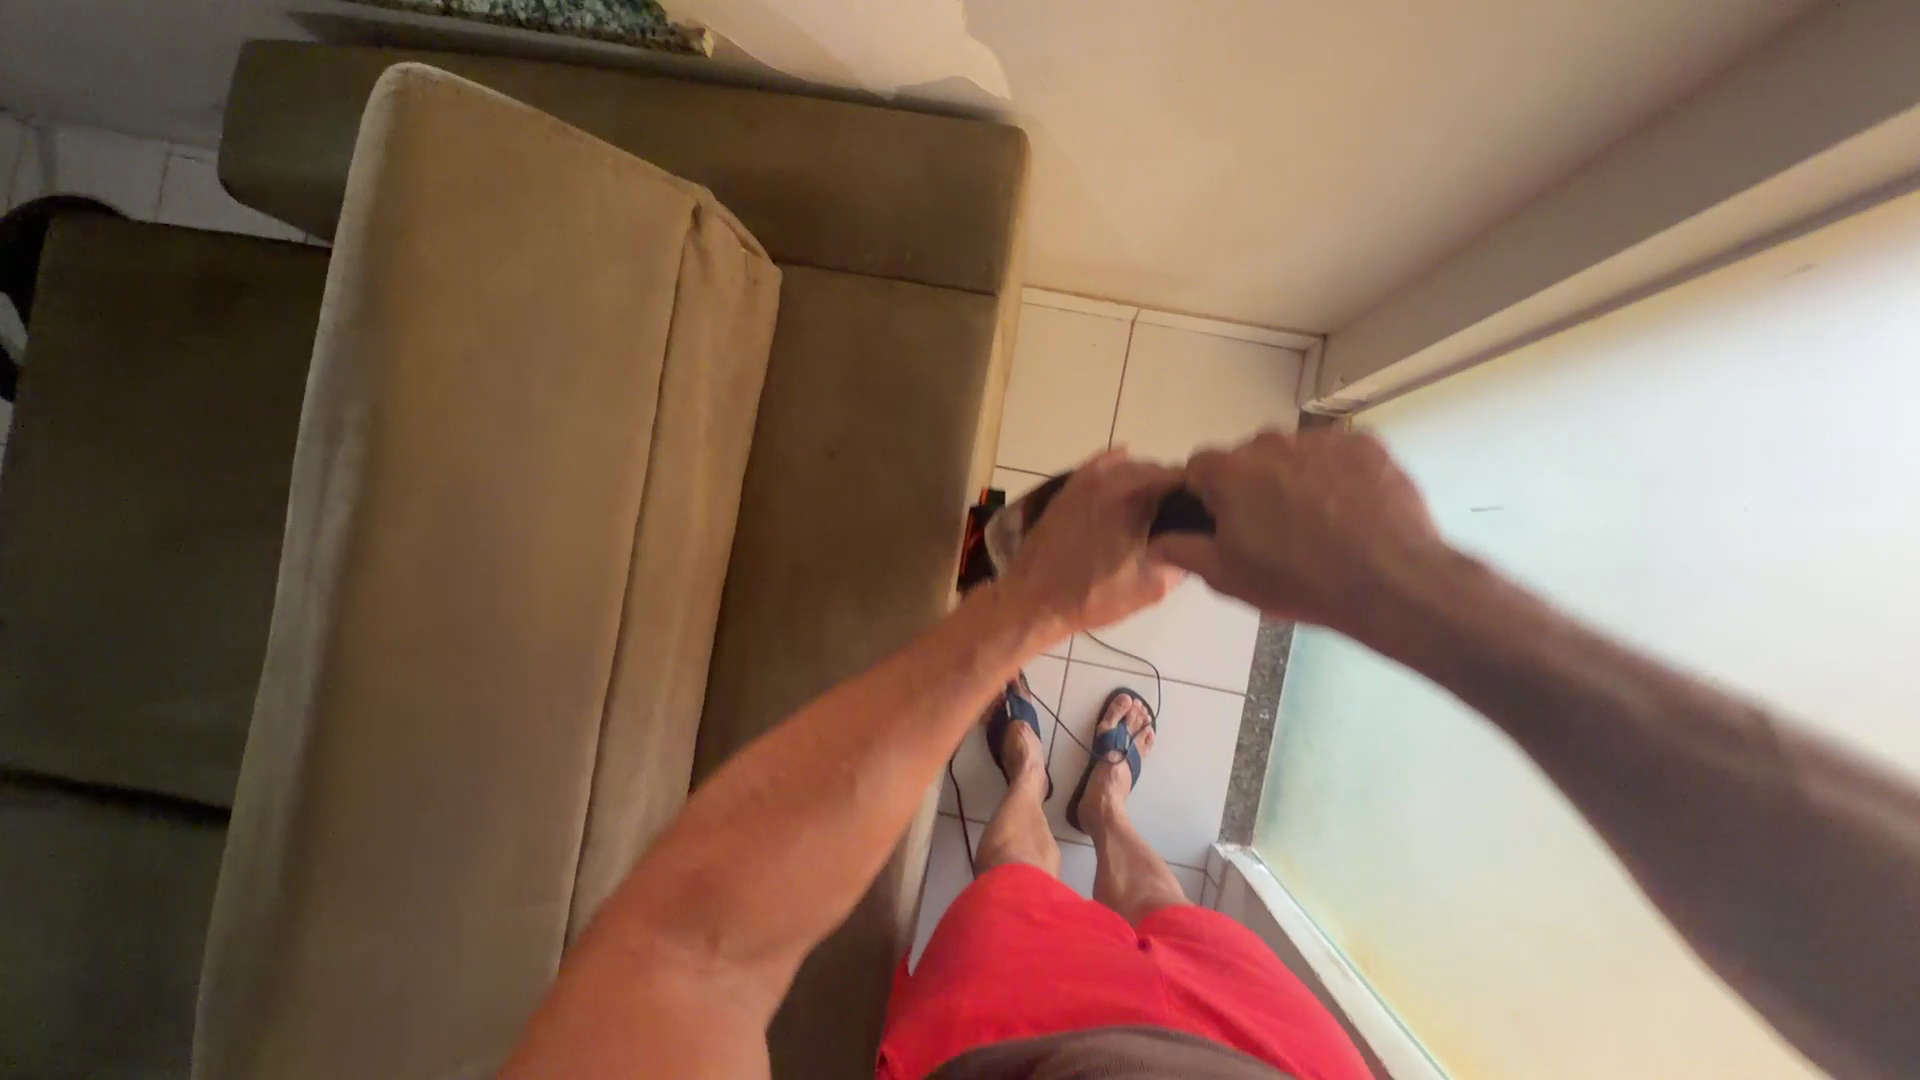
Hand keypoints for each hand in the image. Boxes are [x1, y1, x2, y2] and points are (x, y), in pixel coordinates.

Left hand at [999, 450, 1185, 635]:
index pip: (1179, 480)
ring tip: (1152, 508)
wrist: (1033, 600)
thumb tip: (1193, 545)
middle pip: (1154, 471)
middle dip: (1169, 488)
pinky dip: (1118, 471)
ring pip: (1127, 468)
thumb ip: (1180, 561)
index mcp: (1134, 499)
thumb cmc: (1091, 596)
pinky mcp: (1067, 489)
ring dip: (1144, 481)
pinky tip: (1126, 486)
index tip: (1202, 512)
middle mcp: (1111, 480)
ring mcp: (1085, 481)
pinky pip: (1100, 468)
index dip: (1195, 494)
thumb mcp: (1150, 588)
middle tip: (1180, 515)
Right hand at [1150, 430, 1449, 631]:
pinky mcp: (1366, 445)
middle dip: (1250, 486)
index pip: (1198, 468)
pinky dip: (1335, 476)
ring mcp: (1322, 440)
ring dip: (1292, 479)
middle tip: (1270, 530)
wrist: (1390, 583)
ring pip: (1292, 455)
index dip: (1204, 496)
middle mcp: (1272, 443)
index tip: (1221, 524)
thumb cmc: (1297, 581)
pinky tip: (1348, 511)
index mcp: (1230, 471)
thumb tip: (1155, 541)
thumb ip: (1182, 551)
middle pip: (1246, 459)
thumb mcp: (1227, 576)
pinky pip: (1336, 455)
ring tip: (1315, 523)